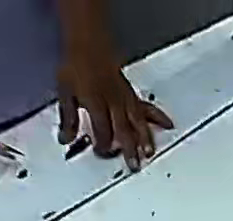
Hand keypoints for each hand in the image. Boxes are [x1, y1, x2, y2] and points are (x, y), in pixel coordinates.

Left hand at [56, 39, 173, 169]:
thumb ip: (68, 119)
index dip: (103, 145)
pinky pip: (147, 107)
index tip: (100, 152)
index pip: (102, 131)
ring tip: (149, 153)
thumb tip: (65, 139)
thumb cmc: (76, 67)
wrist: (88, 44)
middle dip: (129, 149)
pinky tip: (168, 124)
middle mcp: (113, 101)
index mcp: (95, 102)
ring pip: (138, 121)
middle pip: (123, 130)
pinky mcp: (132, 95)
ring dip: (145, 138)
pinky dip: (158, 117)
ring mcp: (125, 98)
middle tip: (133, 165)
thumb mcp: (64, 92)